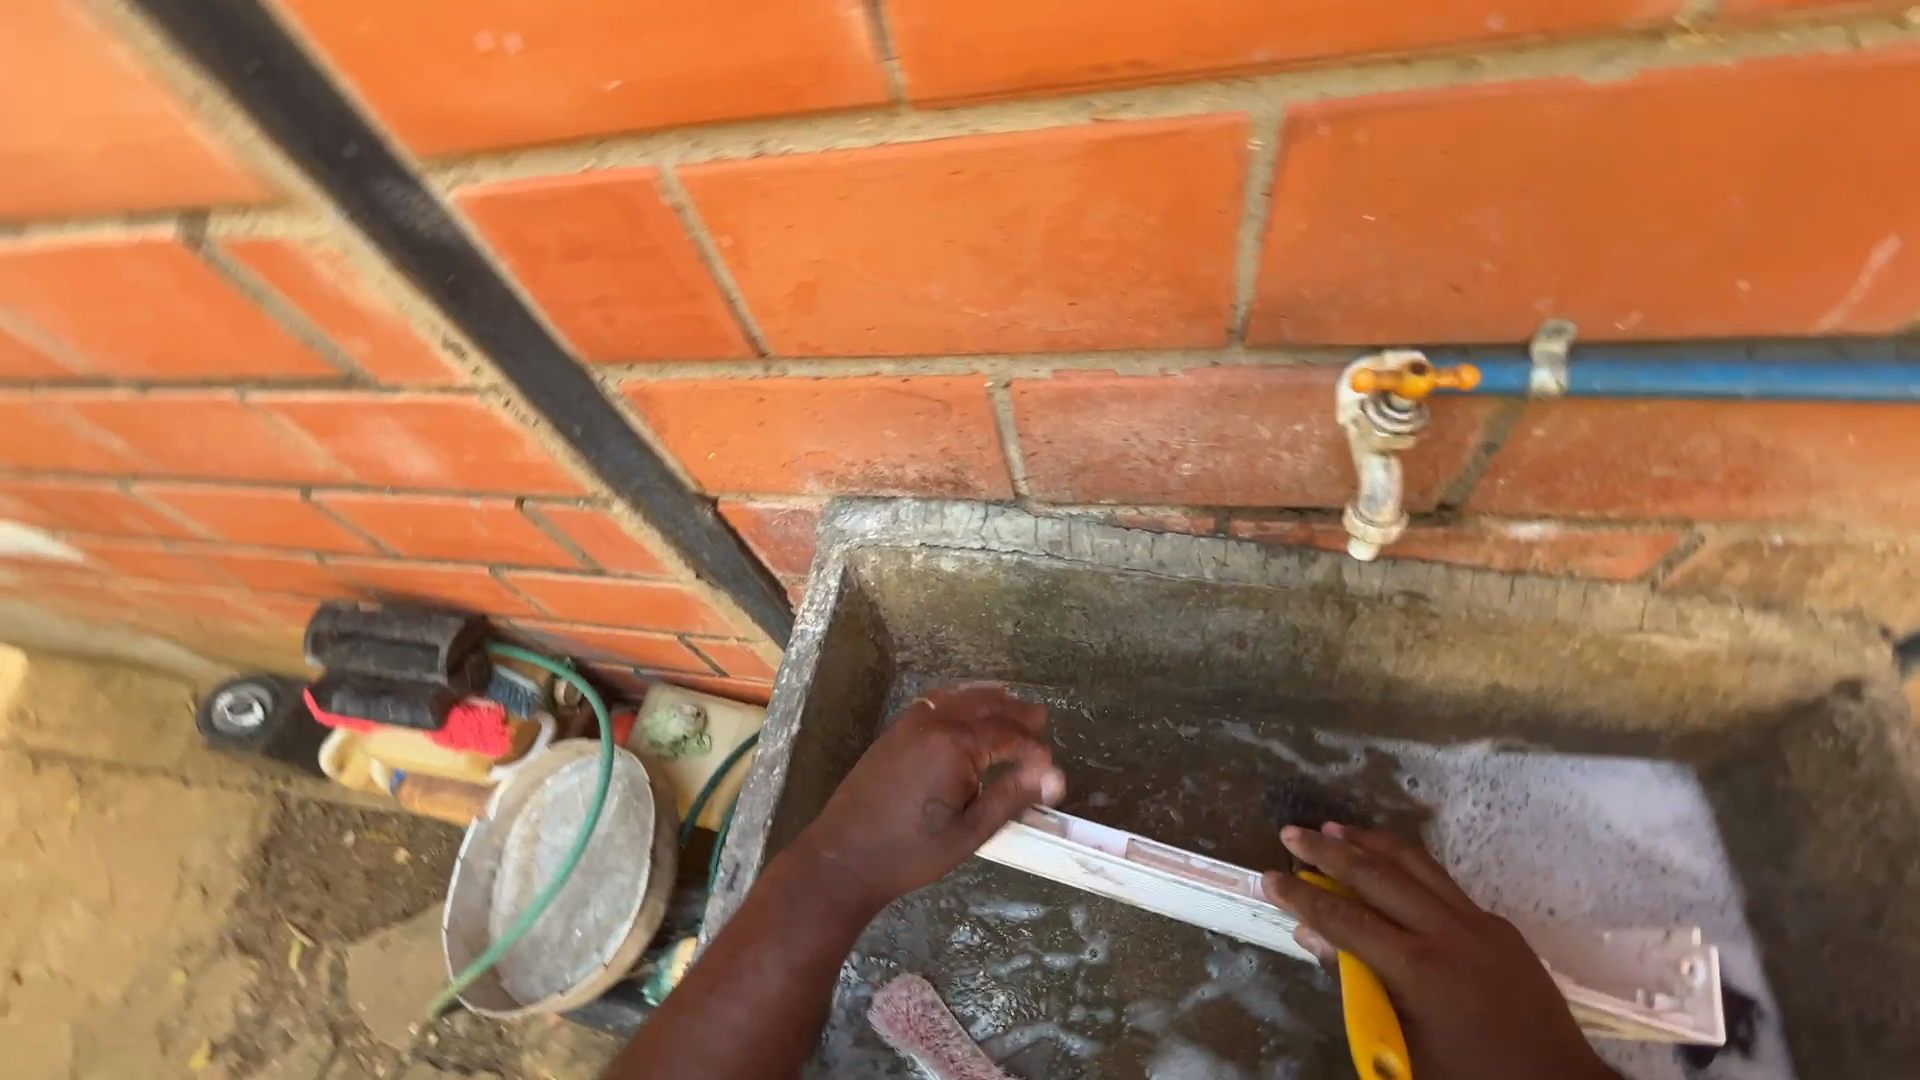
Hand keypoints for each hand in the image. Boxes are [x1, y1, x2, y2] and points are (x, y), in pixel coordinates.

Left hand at [791, 684, 1065, 913]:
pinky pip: (936, 701)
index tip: (1051, 768)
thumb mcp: (970, 830)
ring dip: (989, 700)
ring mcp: (911, 722)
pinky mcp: (895, 730)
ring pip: (960, 698)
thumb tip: (1054, 776)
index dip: (1033, 749)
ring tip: (1011, 706)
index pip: (1008, 734)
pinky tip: (967, 709)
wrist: (844, 857)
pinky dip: (960, 699)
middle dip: (1016, 712)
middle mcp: (935, 721)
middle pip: (986, 705)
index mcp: (956, 744)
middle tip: (1041, 719)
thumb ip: (1012, 796)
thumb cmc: (912, 851)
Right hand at [1262, 824, 1620, 1079]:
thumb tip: (1310, 937)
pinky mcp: (1497, 924)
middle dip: (1326, 851)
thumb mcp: (1403, 1047)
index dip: (1301, 897)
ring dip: (1367, 842)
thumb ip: (1355, 986)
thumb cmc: (1471, 1076)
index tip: (1269, 877)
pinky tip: (1386, 860)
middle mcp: (1447, 934)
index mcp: (1419, 970)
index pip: (1343, 919)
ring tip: (1334, 828)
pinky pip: (1442, 880)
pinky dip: (1405, 862)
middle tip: (1291, 833)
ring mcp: (1478, 923)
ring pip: (1412, 863)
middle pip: (1374, 875)